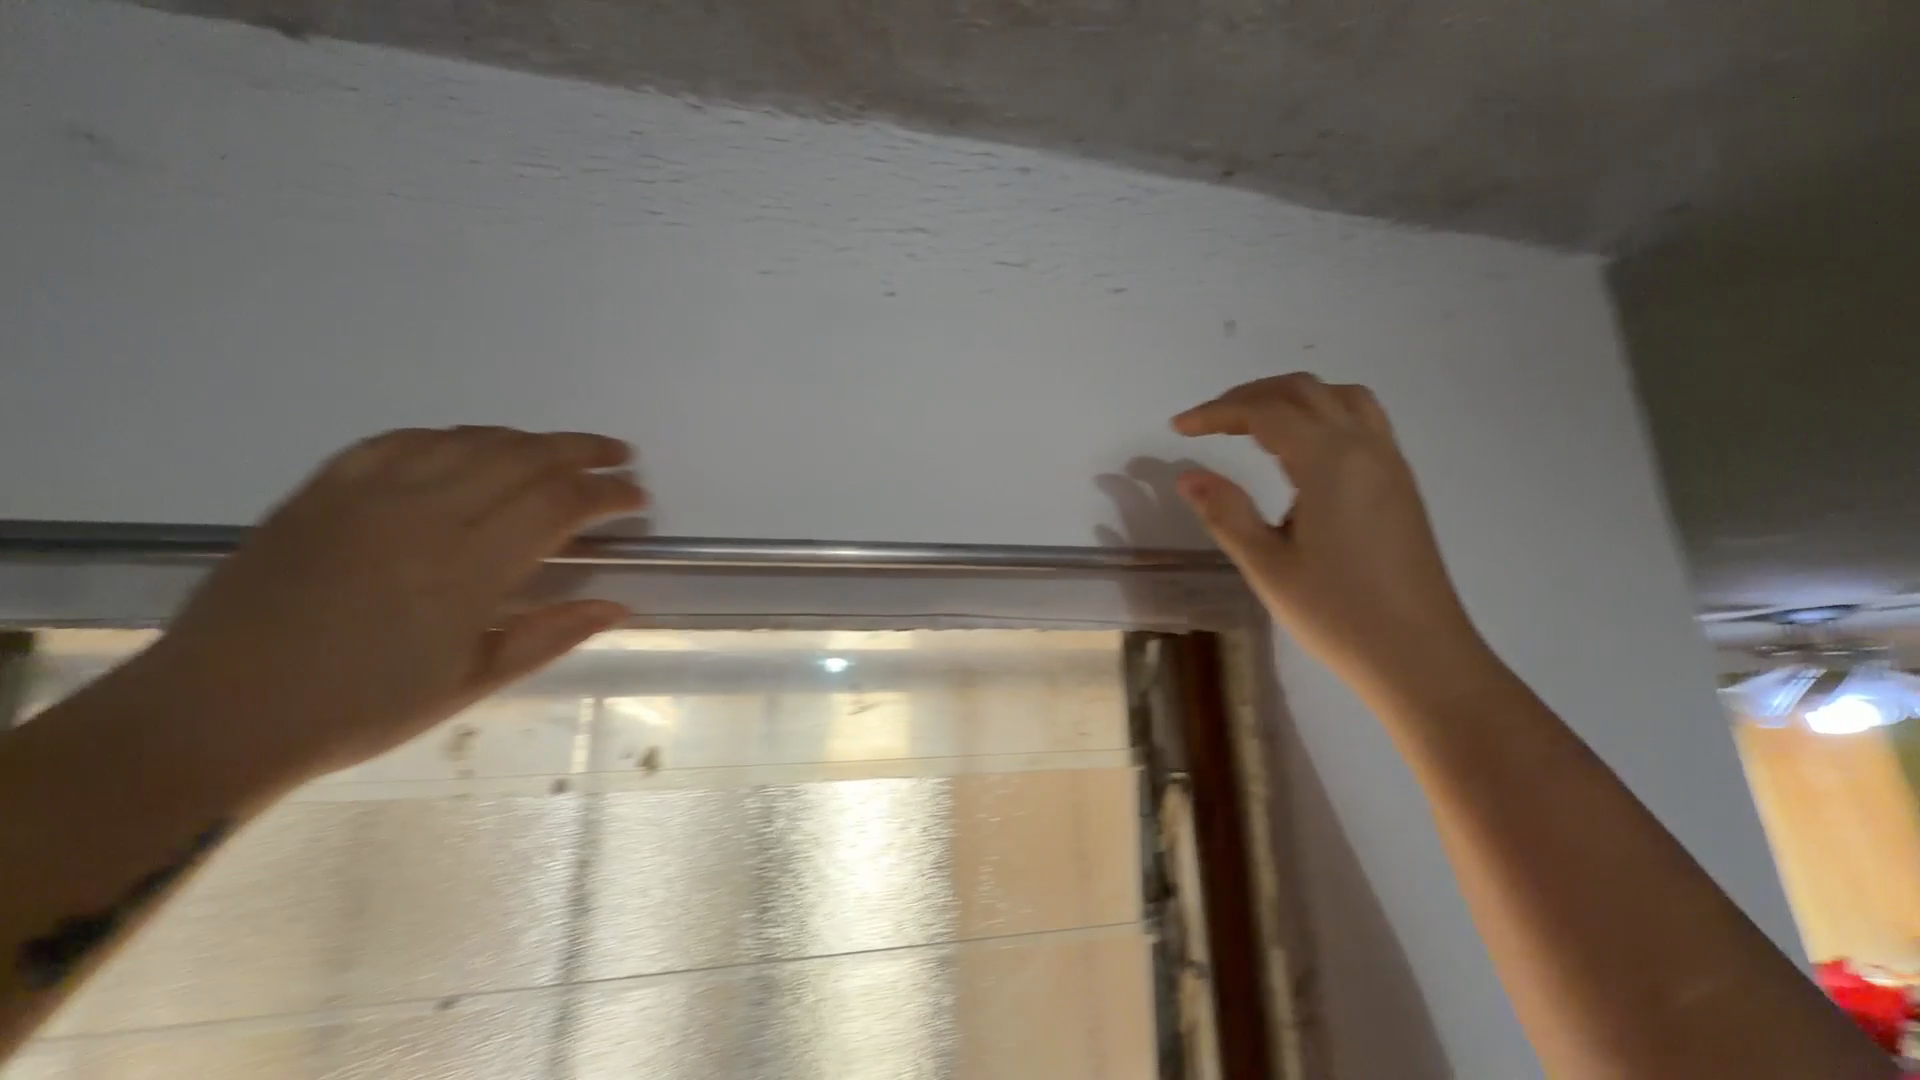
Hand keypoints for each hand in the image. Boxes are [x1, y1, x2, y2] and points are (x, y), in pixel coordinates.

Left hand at [125, 426, 644, 783]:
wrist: (220, 710)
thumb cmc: (361, 708)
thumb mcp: (470, 683)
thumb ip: (550, 635)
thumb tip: (618, 604)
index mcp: (464, 570)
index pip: (557, 506)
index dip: (606, 495)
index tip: (636, 499)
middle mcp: (423, 515)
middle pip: (522, 458)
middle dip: (581, 452)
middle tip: (618, 457)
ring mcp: (367, 494)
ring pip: (468, 441)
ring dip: (526, 439)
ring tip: (559, 449)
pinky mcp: (323, 489)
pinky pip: (401, 440)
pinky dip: (451, 436)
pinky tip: (471, 445)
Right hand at [1172, 374, 1493, 699]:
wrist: (1420, 654)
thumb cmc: (1337, 613)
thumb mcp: (1268, 566)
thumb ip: (1226, 513)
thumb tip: (1188, 476)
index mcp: (1329, 461)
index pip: (1265, 412)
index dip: (1217, 413)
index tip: (1178, 429)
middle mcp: (1364, 447)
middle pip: (1304, 391)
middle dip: (1250, 396)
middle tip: (1208, 422)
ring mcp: (1389, 463)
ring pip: (1340, 398)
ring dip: (1292, 399)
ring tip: (1254, 426)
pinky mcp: (1400, 484)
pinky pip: (1362, 421)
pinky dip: (1322, 414)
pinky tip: (1301, 452)